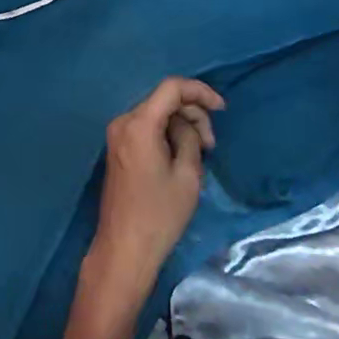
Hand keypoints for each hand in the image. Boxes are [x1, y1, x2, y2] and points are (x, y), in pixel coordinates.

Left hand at [89, 78, 225, 288]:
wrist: (123, 251)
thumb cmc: (159, 215)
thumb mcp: (188, 174)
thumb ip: (191, 137)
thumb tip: (187, 125)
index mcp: (139, 124)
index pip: (172, 87)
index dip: (200, 91)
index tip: (222, 109)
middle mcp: (123, 122)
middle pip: (165, 99)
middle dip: (193, 114)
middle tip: (210, 145)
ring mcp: (117, 135)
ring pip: (157, 113)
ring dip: (182, 125)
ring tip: (200, 154)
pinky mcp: (118, 148)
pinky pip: (148, 127)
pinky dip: (167, 133)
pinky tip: (182, 155)